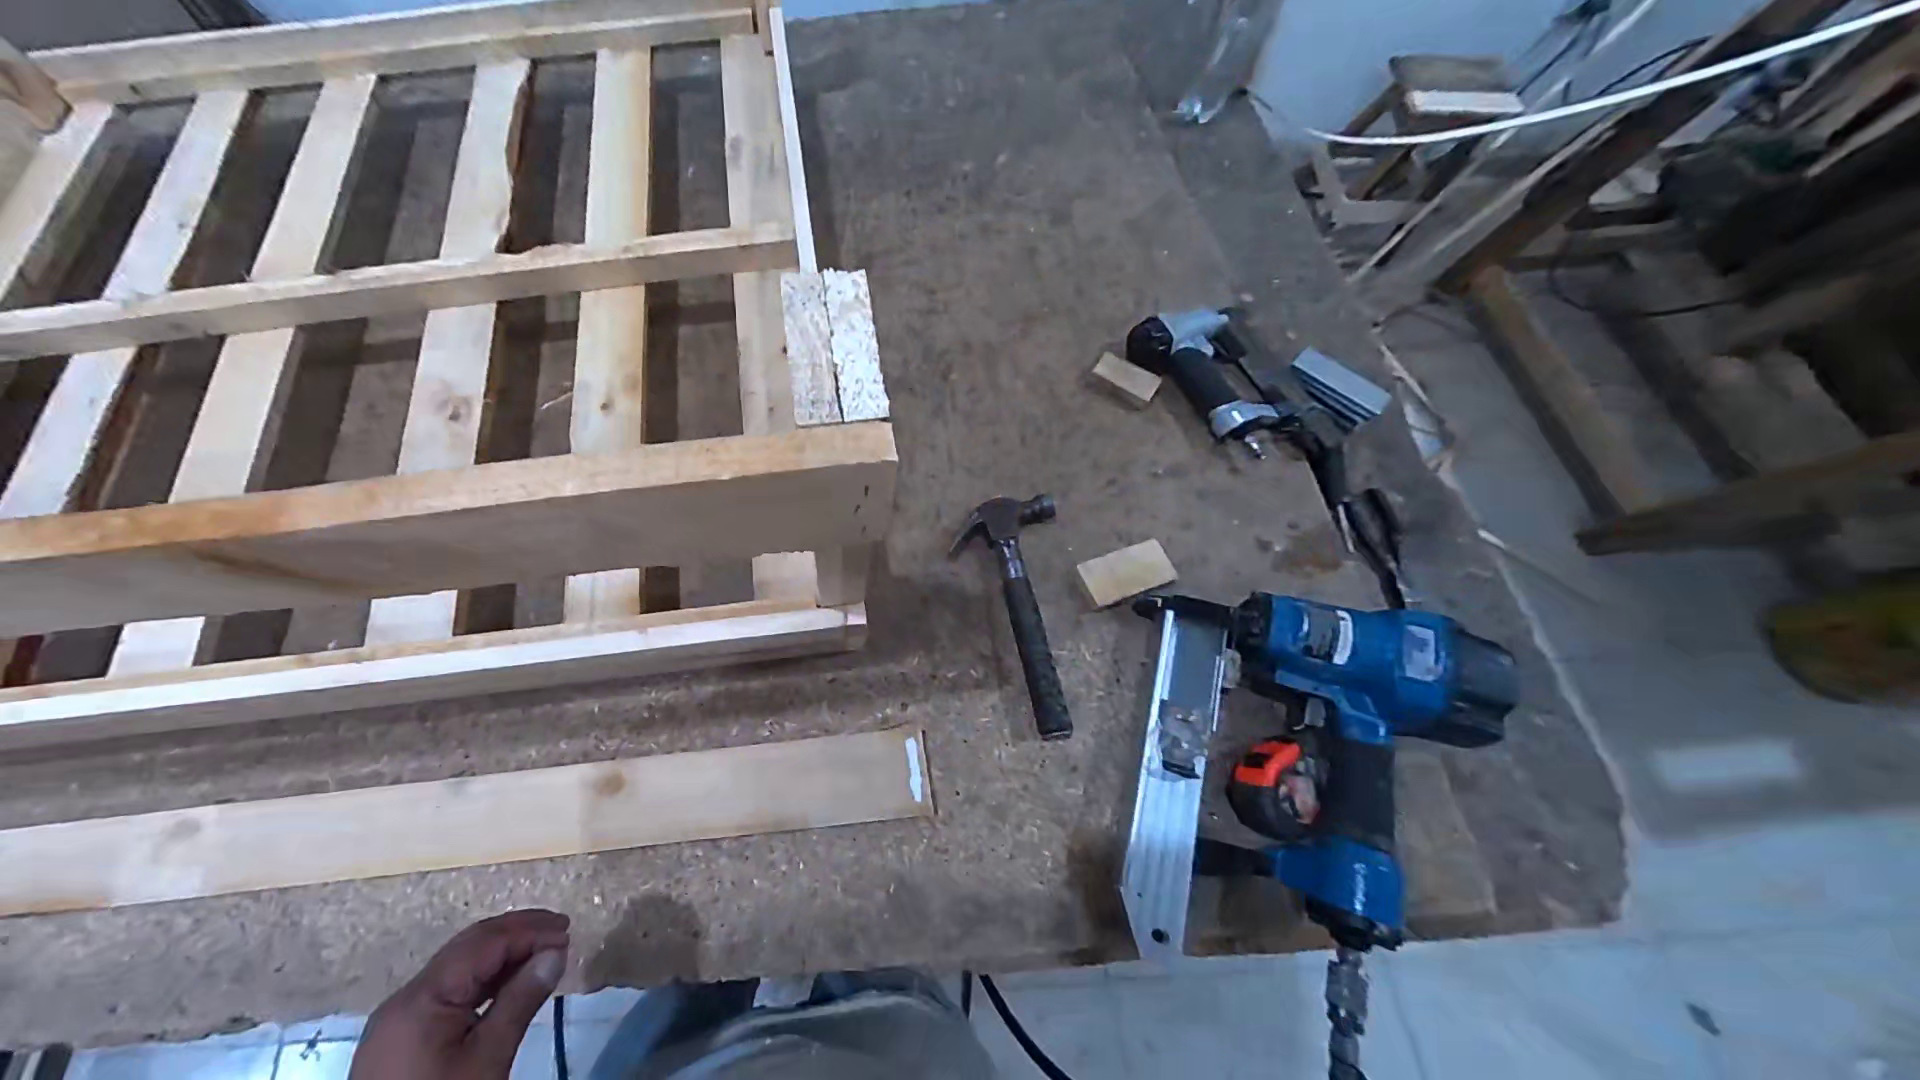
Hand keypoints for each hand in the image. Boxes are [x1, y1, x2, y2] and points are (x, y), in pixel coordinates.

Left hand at [350, 909, 570, 1079]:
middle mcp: (406, 999)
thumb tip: (556, 952)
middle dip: (518, 933)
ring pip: (460, 967)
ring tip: (544, 953)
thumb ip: (522, 999)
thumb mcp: (488, 1058)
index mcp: (421, 998)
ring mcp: (401, 1019)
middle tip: (562, 931)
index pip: (484, 944)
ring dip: (504, 954)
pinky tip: (512, 982)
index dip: (530, 932)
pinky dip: (486, 979)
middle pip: (469, 947)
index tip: (569, 934)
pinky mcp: (404, 1038)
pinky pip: (451, 990)